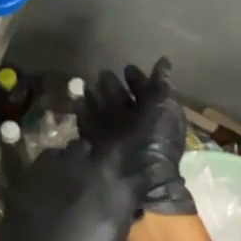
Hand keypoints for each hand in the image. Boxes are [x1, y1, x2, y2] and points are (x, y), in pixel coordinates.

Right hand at [79, 58, 195, 215]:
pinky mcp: (99, 149)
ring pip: (105, 114)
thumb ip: (162, 85)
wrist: (137, 179)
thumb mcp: (165, 108)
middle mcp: (138, 129)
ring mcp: (118, 140)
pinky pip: (90, 126)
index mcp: (159, 119)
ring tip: (84, 83)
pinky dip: (83, 113)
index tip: (127, 67)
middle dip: (113, 88)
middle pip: (124, 104)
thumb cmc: (155, 139)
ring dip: (96, 98)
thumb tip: (164, 61)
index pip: (148, 95)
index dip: (139, 80)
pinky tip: (76, 100)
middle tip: (101, 73)